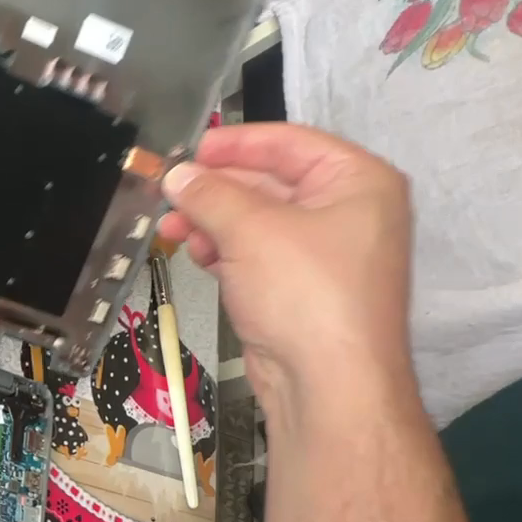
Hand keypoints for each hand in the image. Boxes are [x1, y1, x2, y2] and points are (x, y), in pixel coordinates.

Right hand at [156, 123, 416, 419]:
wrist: (325, 377)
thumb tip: (176, 175)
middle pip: (270, 184)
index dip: (238, 144)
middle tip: (167, 195)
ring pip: (255, 222)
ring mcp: (319, 252)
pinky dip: (223, 251)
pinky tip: (196, 255)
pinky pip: (253, 255)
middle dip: (215, 190)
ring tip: (170, 231)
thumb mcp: (252, 232)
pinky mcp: (295, 287)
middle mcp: (343, 211)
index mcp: (355, 181)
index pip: (290, 144)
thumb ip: (211, 197)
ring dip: (211, 223)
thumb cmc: (303, 291)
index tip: (189, 149)